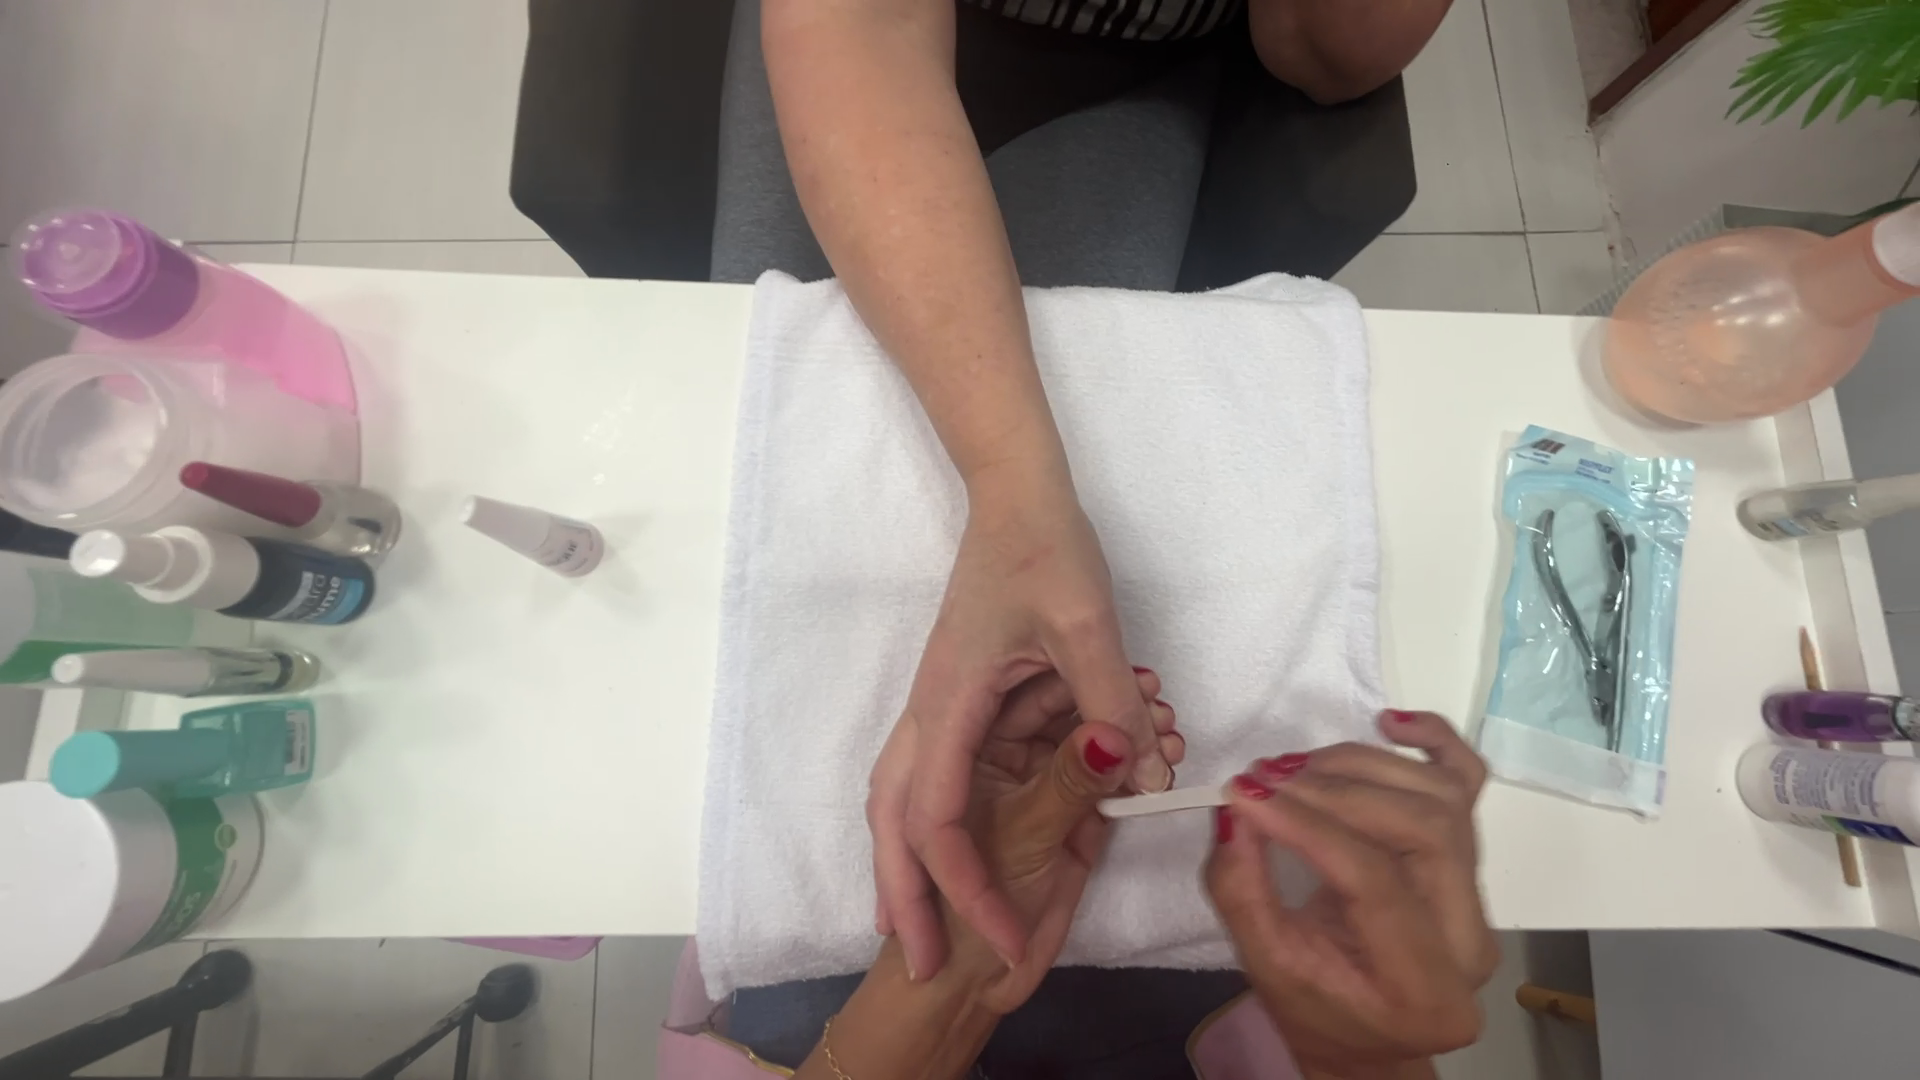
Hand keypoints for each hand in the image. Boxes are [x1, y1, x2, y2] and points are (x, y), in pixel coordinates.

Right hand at [871, 476, 1178, 978]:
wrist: (1016, 495)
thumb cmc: (1045, 550)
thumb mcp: (1087, 629)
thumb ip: (1112, 707)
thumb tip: (1144, 783)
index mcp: (952, 701)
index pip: (940, 816)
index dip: (966, 887)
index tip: (1005, 943)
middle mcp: (931, 708)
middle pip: (892, 815)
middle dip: (903, 892)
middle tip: (917, 957)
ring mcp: (942, 698)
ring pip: (908, 791)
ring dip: (913, 857)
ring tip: (926, 916)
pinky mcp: (962, 689)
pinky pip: (947, 763)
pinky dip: (952, 812)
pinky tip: (978, 835)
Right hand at [1205, 710, 1495, 1078]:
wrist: (1364, 1032)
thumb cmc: (1312, 1005)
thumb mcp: (1260, 960)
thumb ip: (1240, 887)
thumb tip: (1237, 807)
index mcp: (1425, 985)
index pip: (1375, 880)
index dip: (1305, 825)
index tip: (1242, 793)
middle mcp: (1469, 936)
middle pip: (1423, 828)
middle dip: (1333, 791)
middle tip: (1264, 778)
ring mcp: (1476, 894)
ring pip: (1442, 796)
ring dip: (1360, 765)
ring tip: (1293, 765)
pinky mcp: (1465, 859)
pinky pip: (1466, 783)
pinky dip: (1435, 741)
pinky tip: (1388, 721)